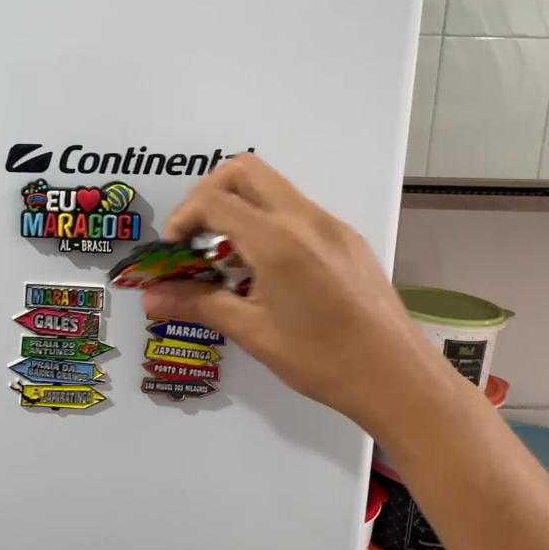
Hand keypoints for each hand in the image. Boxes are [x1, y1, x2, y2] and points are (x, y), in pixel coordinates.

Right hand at [140, 155, 466, 433]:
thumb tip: (150, 298)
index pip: (214, 200)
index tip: (175, 248)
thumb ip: (198, 304)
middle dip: (210, 192)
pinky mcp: (348, 239)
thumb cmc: (323, 360)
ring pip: (274, 188)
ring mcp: (332, 226)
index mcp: (278, 241)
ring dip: (240, 207)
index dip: (183, 217)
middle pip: (245, 170)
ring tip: (229, 259)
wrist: (398, 379)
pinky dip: (269, 223)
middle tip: (197, 233)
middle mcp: (306, 220)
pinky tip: (267, 272)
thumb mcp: (252, 332)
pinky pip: (298, 211)